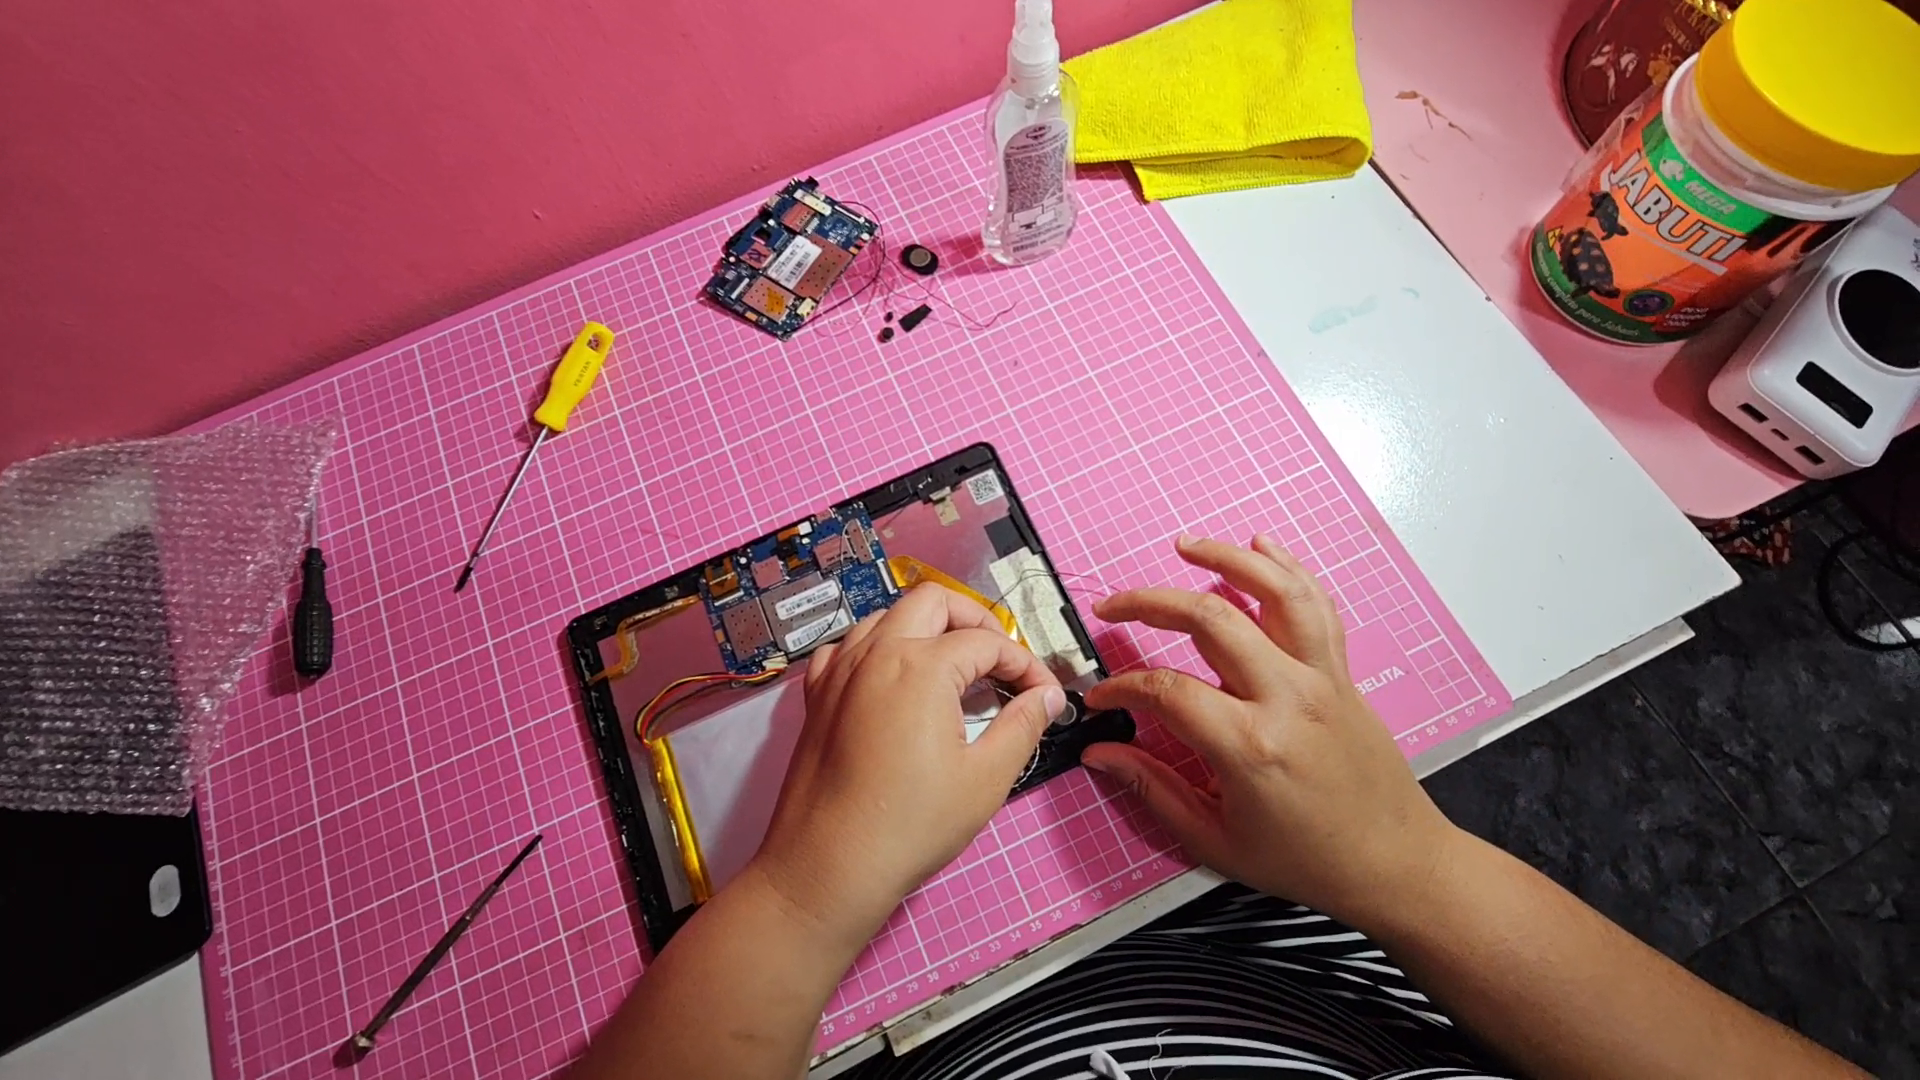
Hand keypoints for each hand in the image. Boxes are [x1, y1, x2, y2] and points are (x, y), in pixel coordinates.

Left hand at [750, 584, 1065, 940]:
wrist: (827, 867)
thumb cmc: (911, 826)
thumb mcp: (985, 779)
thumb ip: (1023, 725)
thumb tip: (1047, 695)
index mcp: (921, 666)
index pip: (988, 642)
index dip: (1025, 665)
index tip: (1043, 695)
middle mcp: (876, 652)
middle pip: (934, 601)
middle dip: (975, 620)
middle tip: (998, 660)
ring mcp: (840, 670)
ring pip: (888, 614)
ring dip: (926, 628)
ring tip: (951, 667)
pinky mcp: (816, 694)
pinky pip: (848, 646)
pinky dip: (877, 648)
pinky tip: (891, 679)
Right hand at [1081, 535, 1455, 929]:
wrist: (1399, 865)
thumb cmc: (1307, 860)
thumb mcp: (1216, 839)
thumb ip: (1151, 788)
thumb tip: (1099, 754)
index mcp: (1251, 745)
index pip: (1167, 690)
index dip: (1123, 687)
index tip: (1101, 696)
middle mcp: (1288, 697)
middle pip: (1211, 620)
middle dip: (1150, 602)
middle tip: (1113, 605)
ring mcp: (1321, 678)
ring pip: (1274, 593)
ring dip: (1226, 560)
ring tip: (1185, 546)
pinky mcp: (1341, 673)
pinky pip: (1317, 606)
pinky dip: (1288, 568)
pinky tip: (1262, 545)